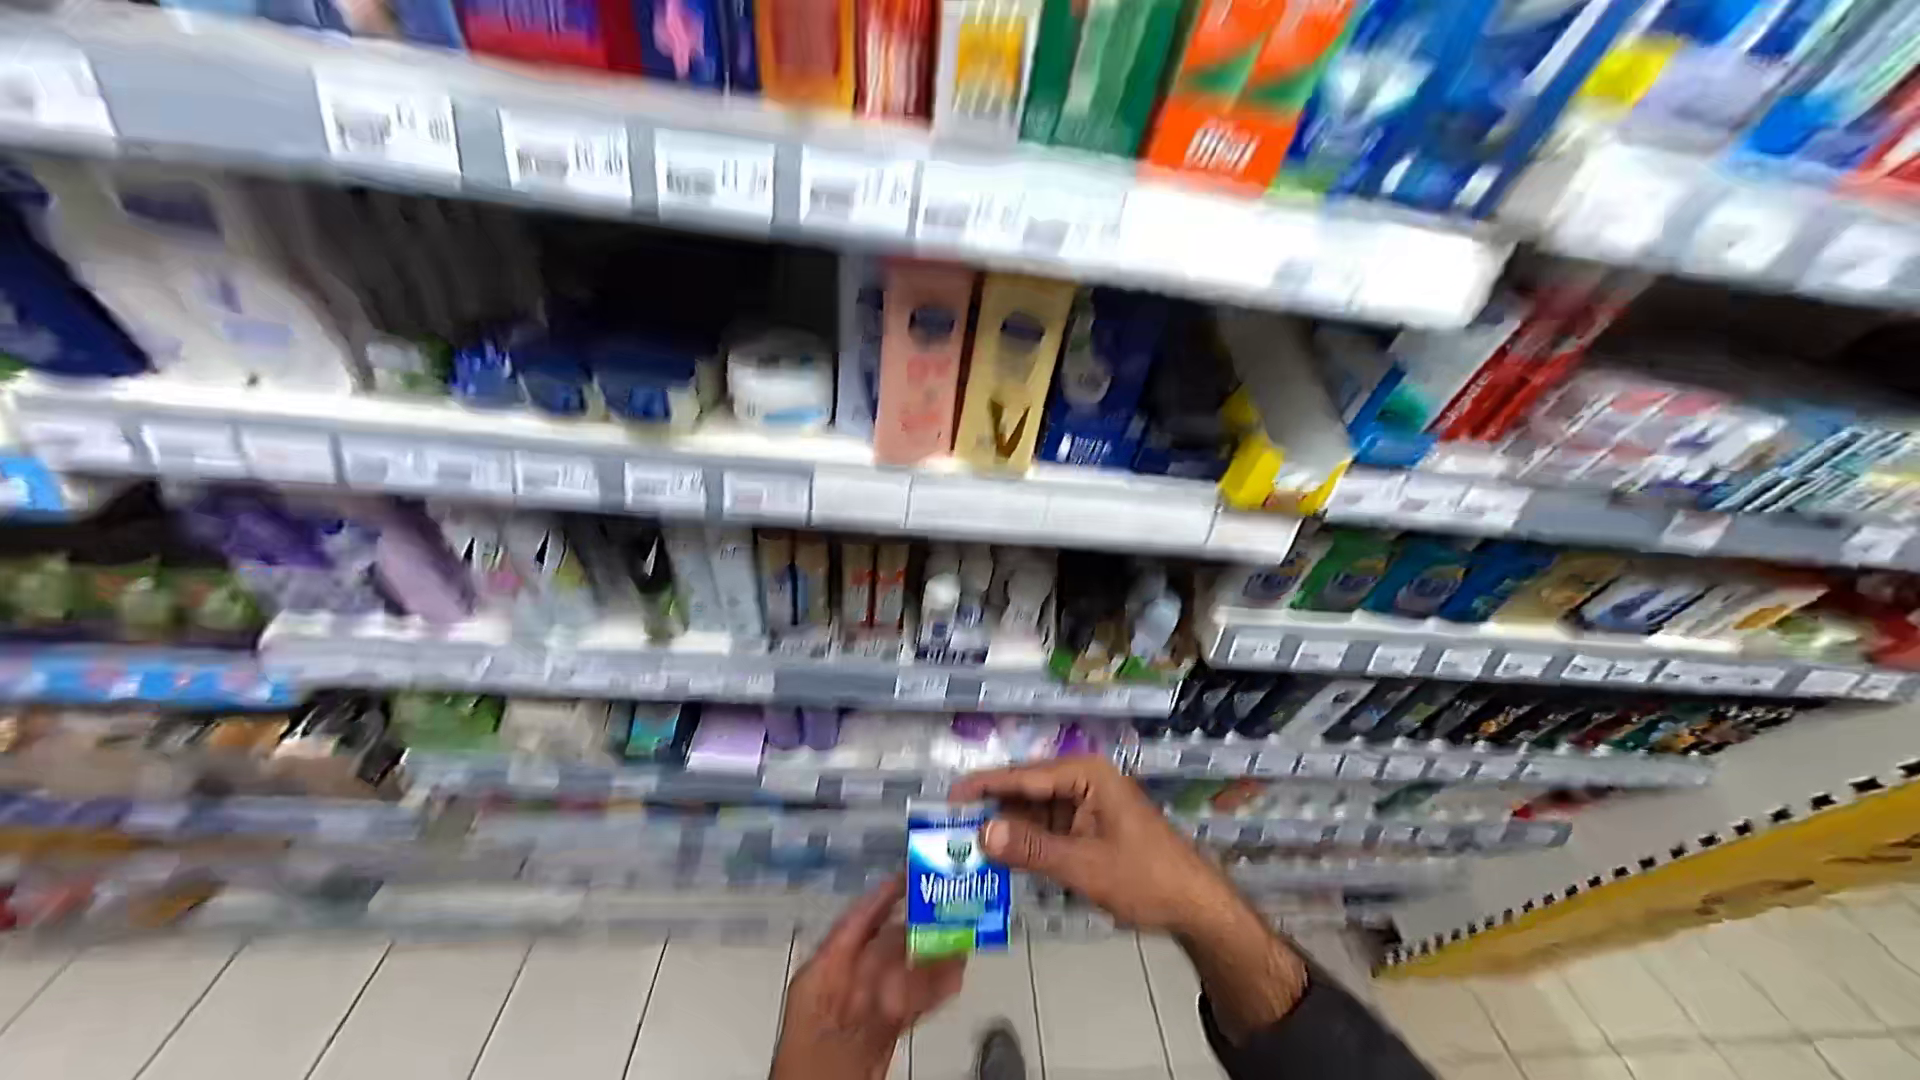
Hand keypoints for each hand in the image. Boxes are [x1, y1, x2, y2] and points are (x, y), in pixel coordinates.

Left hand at [770, 876, 966, 1079]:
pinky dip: (928, 993)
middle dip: (917, 930)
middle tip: (951, 912)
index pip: (854, 924)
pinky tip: (952, 980)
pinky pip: (904, 1007)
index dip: (882, 896)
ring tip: (962, 946)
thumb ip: (872, 1012)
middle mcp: (840, 989)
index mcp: (820, 978)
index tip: (912, 872)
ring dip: (930, 961)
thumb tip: (904, 984)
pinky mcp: (875, 1038)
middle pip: (882, 947)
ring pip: (899, 975)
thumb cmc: (811, 1079)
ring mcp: (858, 1014)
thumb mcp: (842, 1041)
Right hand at [951, 758, 1305, 1043]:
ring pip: (1034, 813)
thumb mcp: (1085, 865)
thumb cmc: (1145, 877)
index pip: (1025, 776)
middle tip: (952, 830)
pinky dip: (1027, 844)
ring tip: (967, 848)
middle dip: (993, 811)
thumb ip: (1032, 849)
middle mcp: (1082, 781)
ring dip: (1007, 831)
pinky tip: (1001, 859)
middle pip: (1026, 792)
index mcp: (1086, 774)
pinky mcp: (1087, 826)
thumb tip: (982, 834)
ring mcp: (1085, 804)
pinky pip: (1047, 830)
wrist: (1195, 906)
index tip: (949, 797)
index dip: (985, 786)